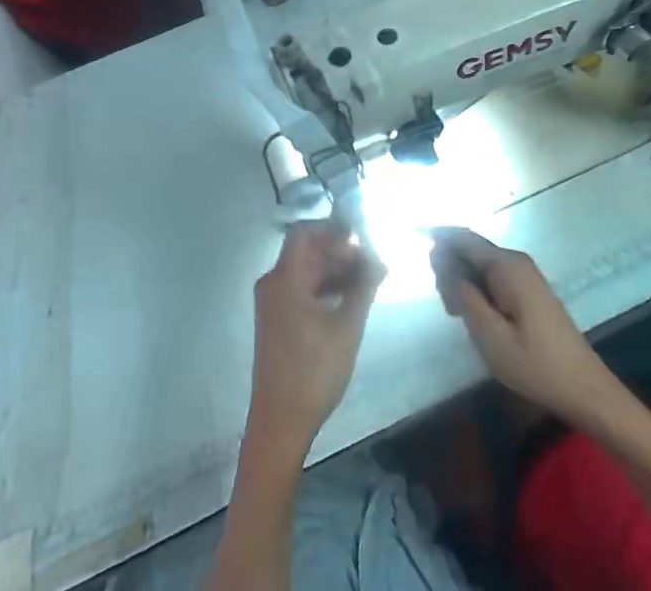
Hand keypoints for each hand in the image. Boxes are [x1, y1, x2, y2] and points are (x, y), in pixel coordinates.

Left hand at [247, 222, 385, 451]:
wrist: (281, 420)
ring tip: (369, 282)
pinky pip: (301, 290)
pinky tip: (350, 300)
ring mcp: (272, 304)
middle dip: (340, 253)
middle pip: (307, 252)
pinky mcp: (276, 321)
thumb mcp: (348, 326)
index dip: (332, 229)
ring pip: (306, 272)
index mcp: (285, 279)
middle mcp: (273, 284)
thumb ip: (363, 286)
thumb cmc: (315, 369)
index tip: (361, 238)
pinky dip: (324, 289)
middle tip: (374, 265)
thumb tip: (378, 260)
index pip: (304, 233)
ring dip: (335, 272)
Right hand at [430, 229, 621, 425]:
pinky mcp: (528, 290)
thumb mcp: (487, 332)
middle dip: (449, 270)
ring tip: (460, 318)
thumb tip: (440, 256)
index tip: (419, 263)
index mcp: (507, 265)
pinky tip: (476, 319)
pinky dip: (477, 292)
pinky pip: (492, 278)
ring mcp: (524, 275)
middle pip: (470, 250)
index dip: (437, 241)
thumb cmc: (533, 364)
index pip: (462, 238)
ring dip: (462, 284)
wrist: (582, 387)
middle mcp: (516, 261)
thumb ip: (461, 292)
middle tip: (448, 309)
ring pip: (479, 266)